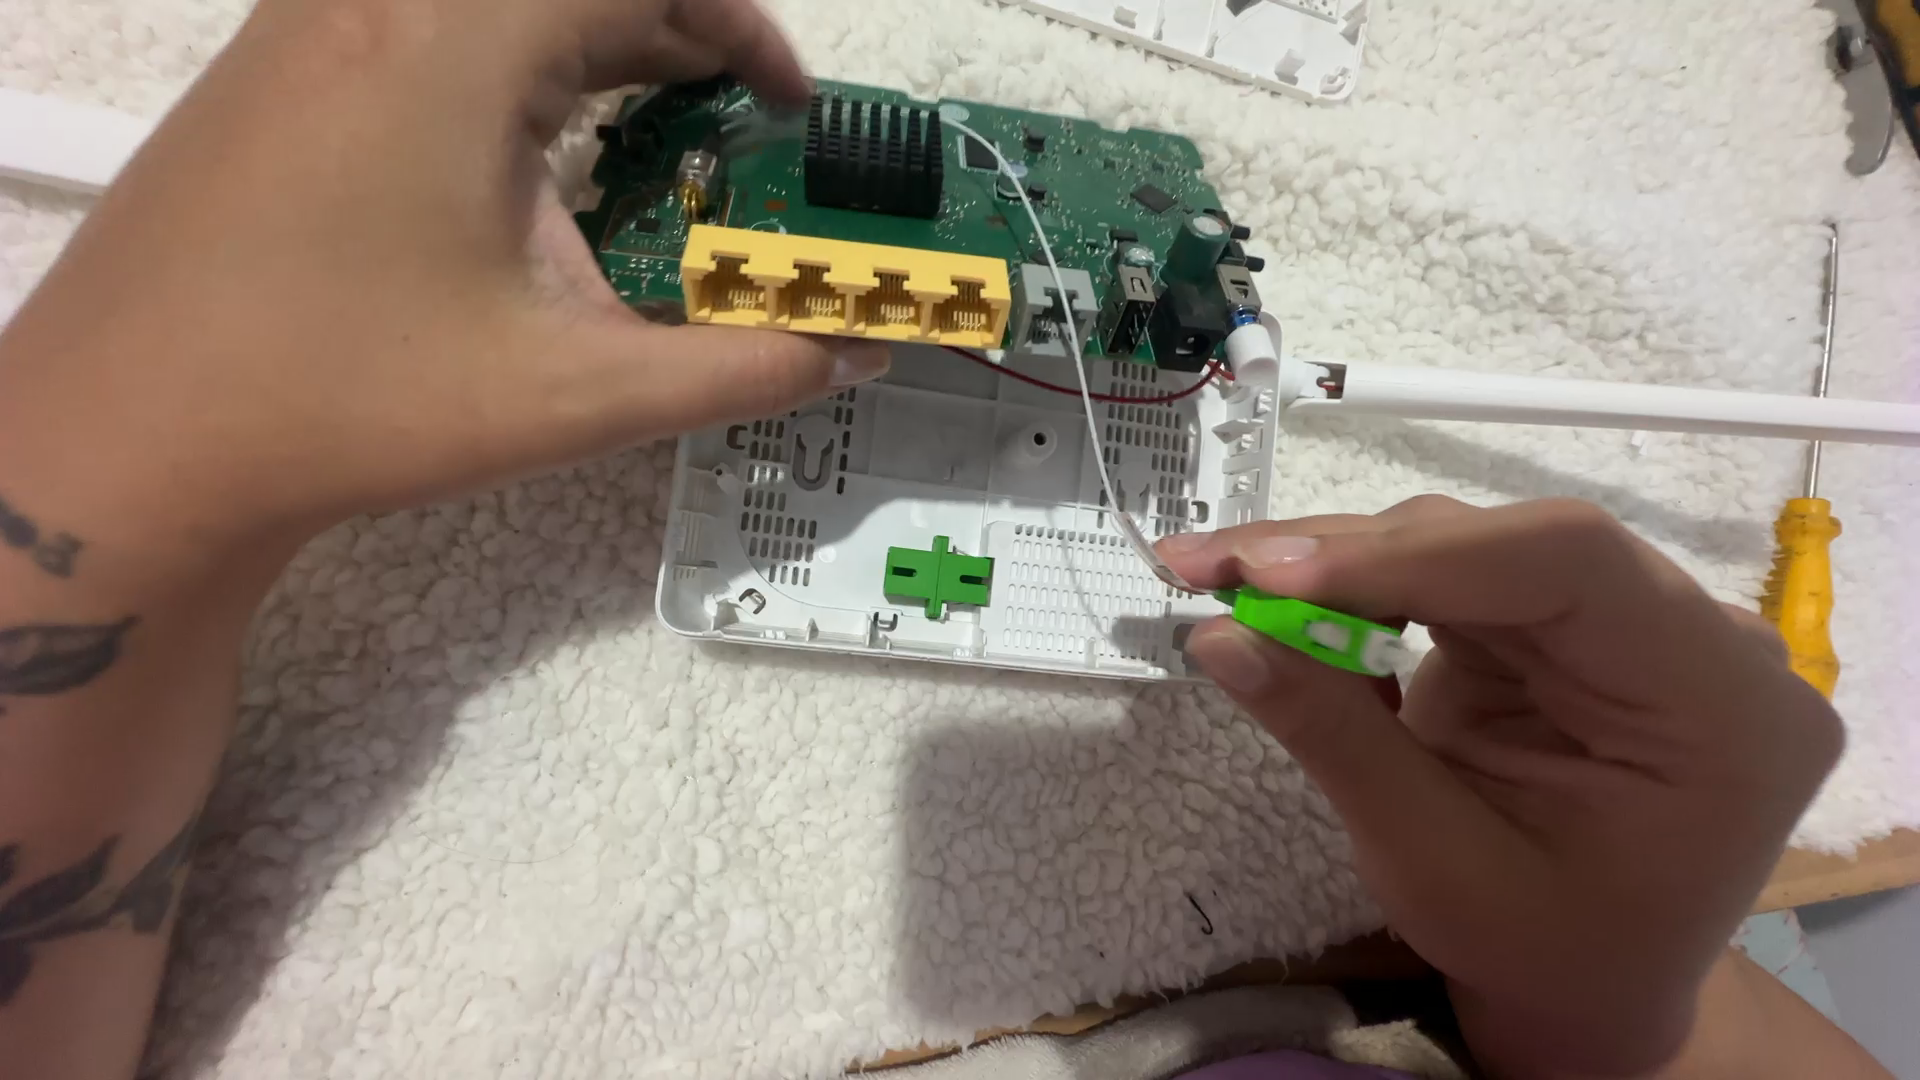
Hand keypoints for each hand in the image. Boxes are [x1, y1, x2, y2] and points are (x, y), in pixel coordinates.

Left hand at [0, 0, 886, 585]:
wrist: (144, 440)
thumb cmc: (371, 407)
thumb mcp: (588, 393)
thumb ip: (741, 371)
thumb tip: (857, 359)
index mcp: (450, 46)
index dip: (736, 20)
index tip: (790, 106)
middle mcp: (375, 5)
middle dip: (684, 32)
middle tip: (745, 123)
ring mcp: (317, 34)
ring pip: (502, 0)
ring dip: (609, 46)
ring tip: (670, 137)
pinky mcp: (291, 80)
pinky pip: (442, 30)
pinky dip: (535, 67)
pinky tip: (556, 161)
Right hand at [1156, 498, 1841, 1077]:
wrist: (1574, 971)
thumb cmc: (1533, 945)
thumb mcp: (1429, 858)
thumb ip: (1329, 734)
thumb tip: (1215, 636)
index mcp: (1710, 702)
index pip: (1562, 563)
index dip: (1407, 556)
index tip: (1270, 578)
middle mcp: (1669, 632)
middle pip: (1481, 542)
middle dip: (1329, 553)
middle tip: (1203, 567)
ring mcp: (1595, 620)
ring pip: (1434, 544)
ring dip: (1312, 559)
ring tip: (1207, 573)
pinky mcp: (1528, 623)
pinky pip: (1417, 574)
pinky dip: (1329, 585)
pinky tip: (1265, 599)